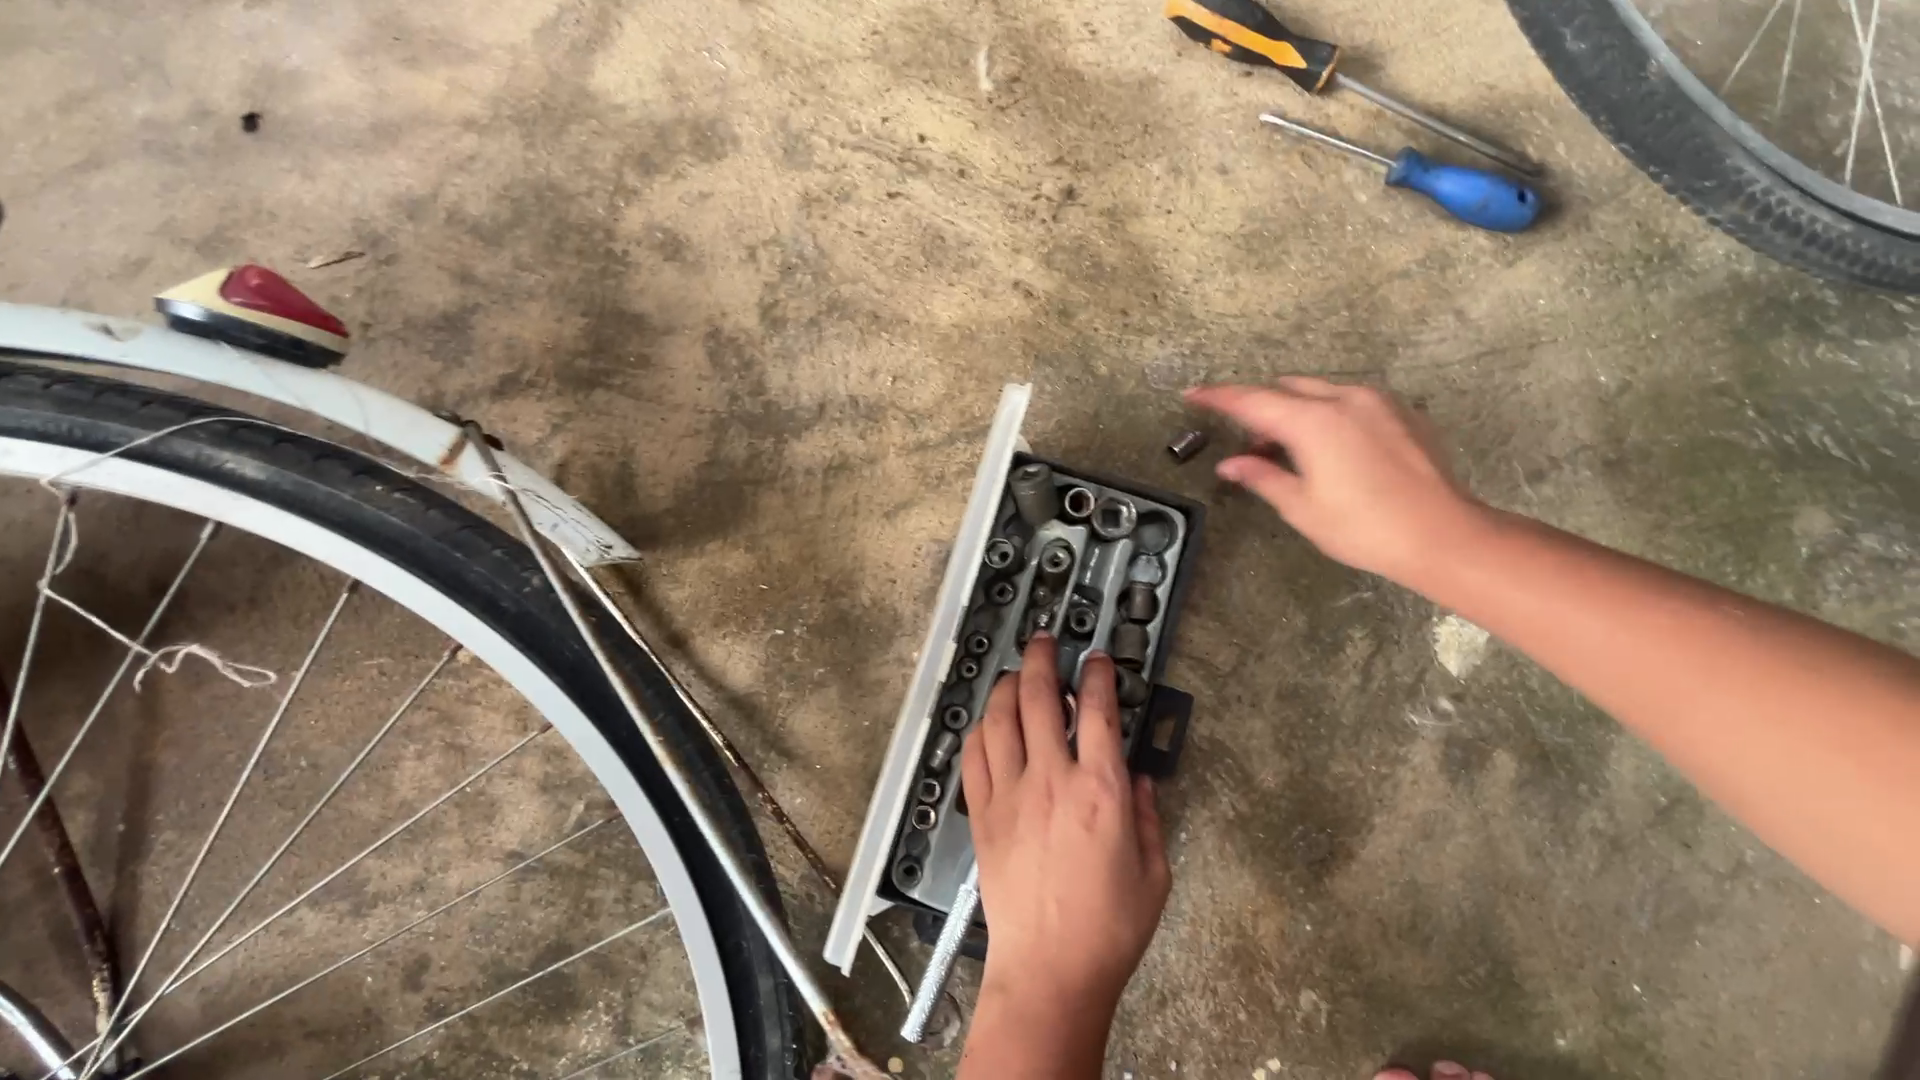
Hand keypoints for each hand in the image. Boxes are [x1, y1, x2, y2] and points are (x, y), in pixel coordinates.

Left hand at [960, 636, 1169, 1033]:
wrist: (1051, 969)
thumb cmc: (1108, 927)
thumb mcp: (1154, 871)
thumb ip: (1148, 814)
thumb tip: (1138, 776)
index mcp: (1101, 791)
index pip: (1099, 710)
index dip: (1098, 673)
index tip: (1097, 658)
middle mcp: (1052, 781)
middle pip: (1040, 697)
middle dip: (1042, 657)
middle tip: (1045, 640)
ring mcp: (1011, 794)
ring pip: (1000, 717)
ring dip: (1007, 685)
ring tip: (1016, 672)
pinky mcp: (982, 815)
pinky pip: (973, 756)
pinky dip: (980, 729)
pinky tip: (988, 723)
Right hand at [1186, 377, 1488, 585]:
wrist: (1442, 535)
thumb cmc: (1363, 528)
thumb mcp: (1301, 507)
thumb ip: (1262, 477)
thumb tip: (1230, 464)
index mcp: (1313, 422)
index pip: (1252, 401)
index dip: (1218, 397)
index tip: (1193, 394)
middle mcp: (1345, 400)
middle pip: (1287, 388)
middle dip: (1260, 407)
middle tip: (1248, 442)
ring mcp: (1378, 403)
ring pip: (1320, 391)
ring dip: (1295, 410)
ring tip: (1288, 448)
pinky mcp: (1403, 414)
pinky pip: (1351, 401)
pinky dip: (1327, 413)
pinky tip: (1330, 448)